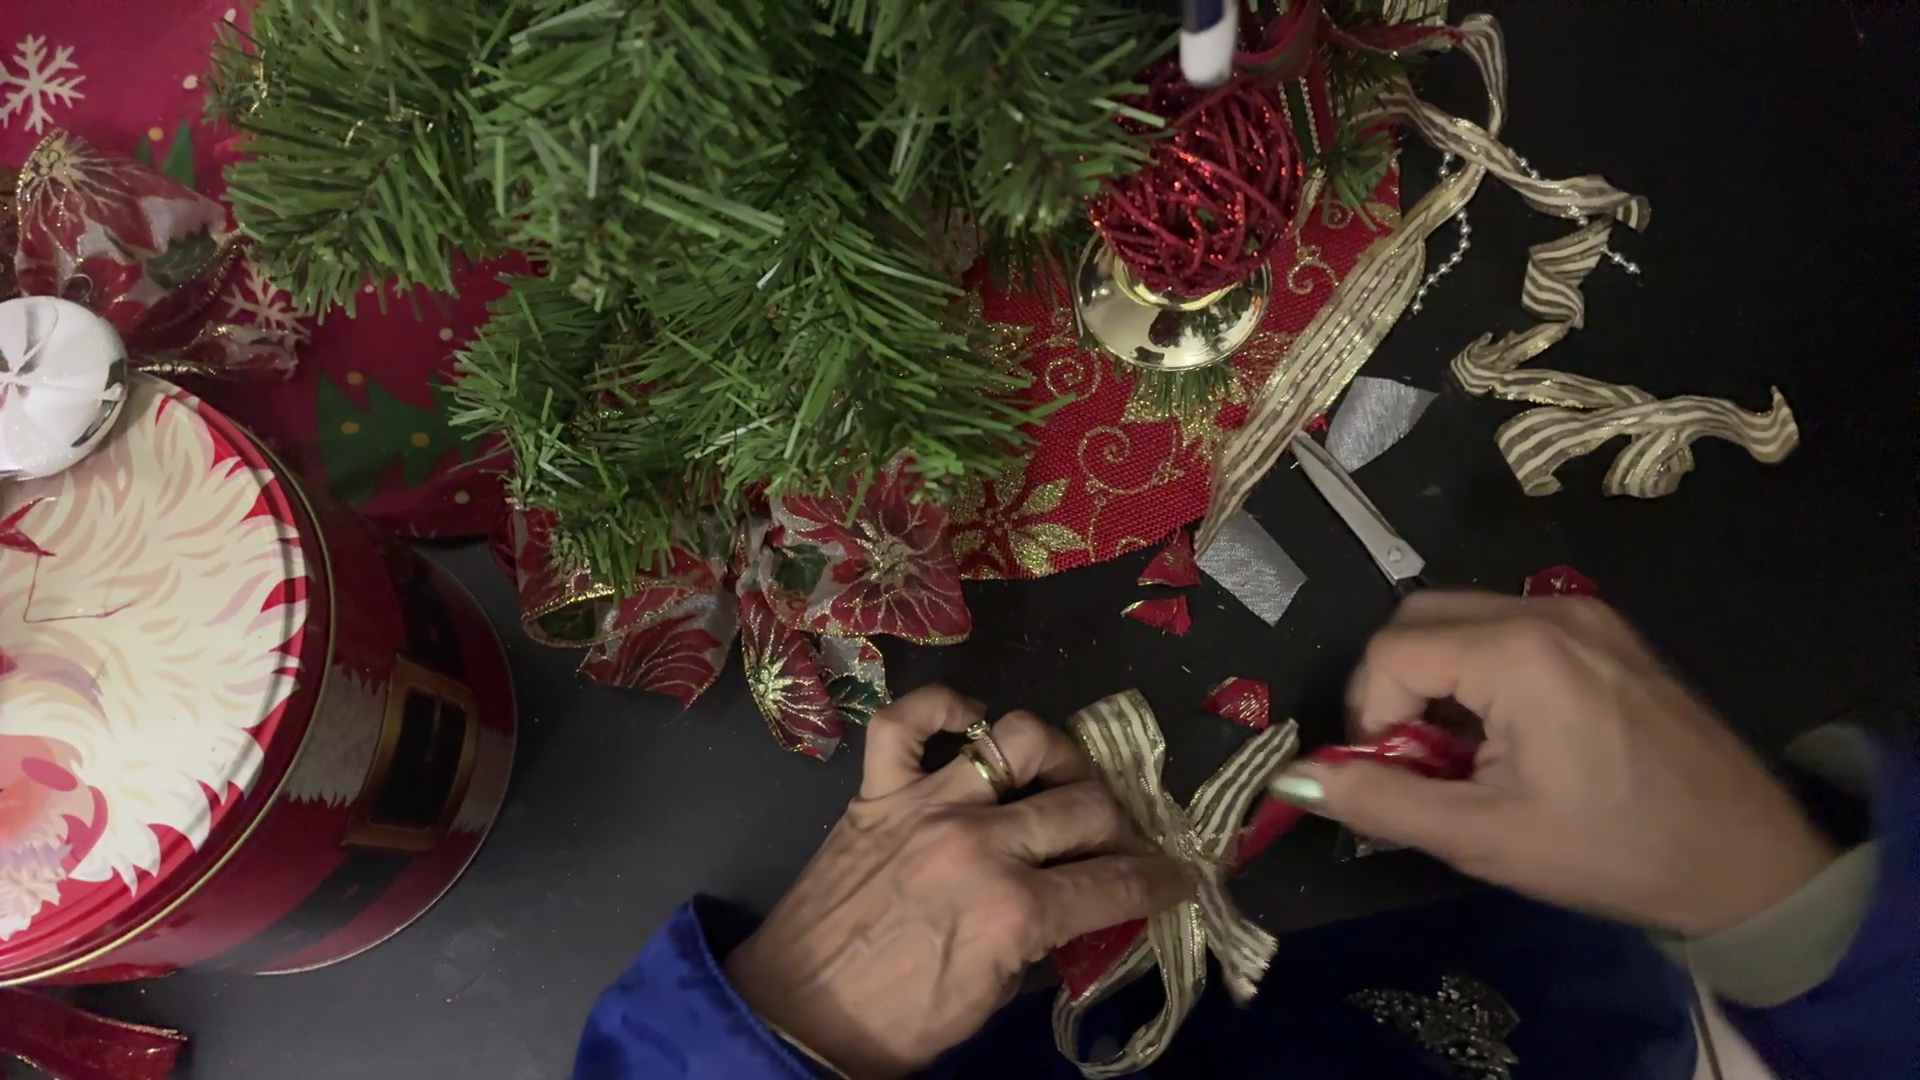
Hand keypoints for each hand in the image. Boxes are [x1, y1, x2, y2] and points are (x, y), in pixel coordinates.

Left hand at [725, 686, 1190, 1078]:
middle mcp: (976, 842)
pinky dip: (942, 707)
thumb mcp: (994, 998)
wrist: (799, 1011)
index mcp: (1011, 911)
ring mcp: (925, 804)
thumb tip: (1092, 899)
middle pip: (1084, 805)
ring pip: (1016, 738)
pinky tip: (970, 724)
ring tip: (1057, 780)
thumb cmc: (900, 1021)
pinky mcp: (879, 788)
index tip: (1179, 876)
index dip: (1159, 881)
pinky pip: (905, 719)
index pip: (1114, 883)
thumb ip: (1049, 939)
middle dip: (1120, 826)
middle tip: (1117, 842)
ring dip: (1056, 755)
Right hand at [1276, 591, 1833, 936]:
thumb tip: (1289, 778)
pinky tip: (1500, 721)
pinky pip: (1498, 623)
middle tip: (1415, 748)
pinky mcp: (1599, 627)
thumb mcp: (1481, 838)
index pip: (1389, 653)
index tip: (1396, 768)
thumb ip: (1375, 800)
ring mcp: (1578, 613)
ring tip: (1458, 740)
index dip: (1371, 712)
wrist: (1759, 869)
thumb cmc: (1612, 852)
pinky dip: (1471, 664)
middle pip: (1414, 620)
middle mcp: (1545, 612)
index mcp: (1518, 654)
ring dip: (1429, 672)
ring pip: (1452, 615)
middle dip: (1392, 683)